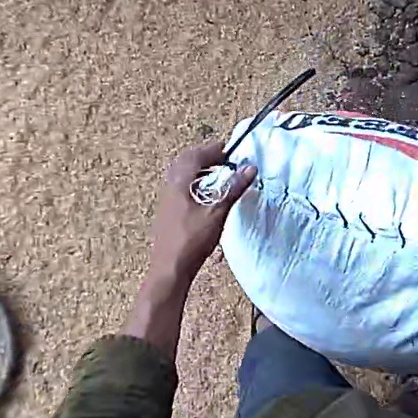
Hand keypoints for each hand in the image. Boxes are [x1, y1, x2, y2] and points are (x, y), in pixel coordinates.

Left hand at [145, 141, 255, 289]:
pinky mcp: (169, 212)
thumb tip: (250, 168)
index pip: (196, 155)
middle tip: (224, 159)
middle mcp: (170, 186)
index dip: (214, 150)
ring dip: (199, 170)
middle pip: (186, 161)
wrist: (170, 268)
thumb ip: (233, 188)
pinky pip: (181, 187)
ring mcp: (167, 200)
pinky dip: (195, 183)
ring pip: (182, 175)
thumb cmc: (192, 239)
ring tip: (218, 175)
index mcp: (180, 182)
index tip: (231, 151)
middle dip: (205, 157)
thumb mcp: (217, 212)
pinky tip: (206, 195)